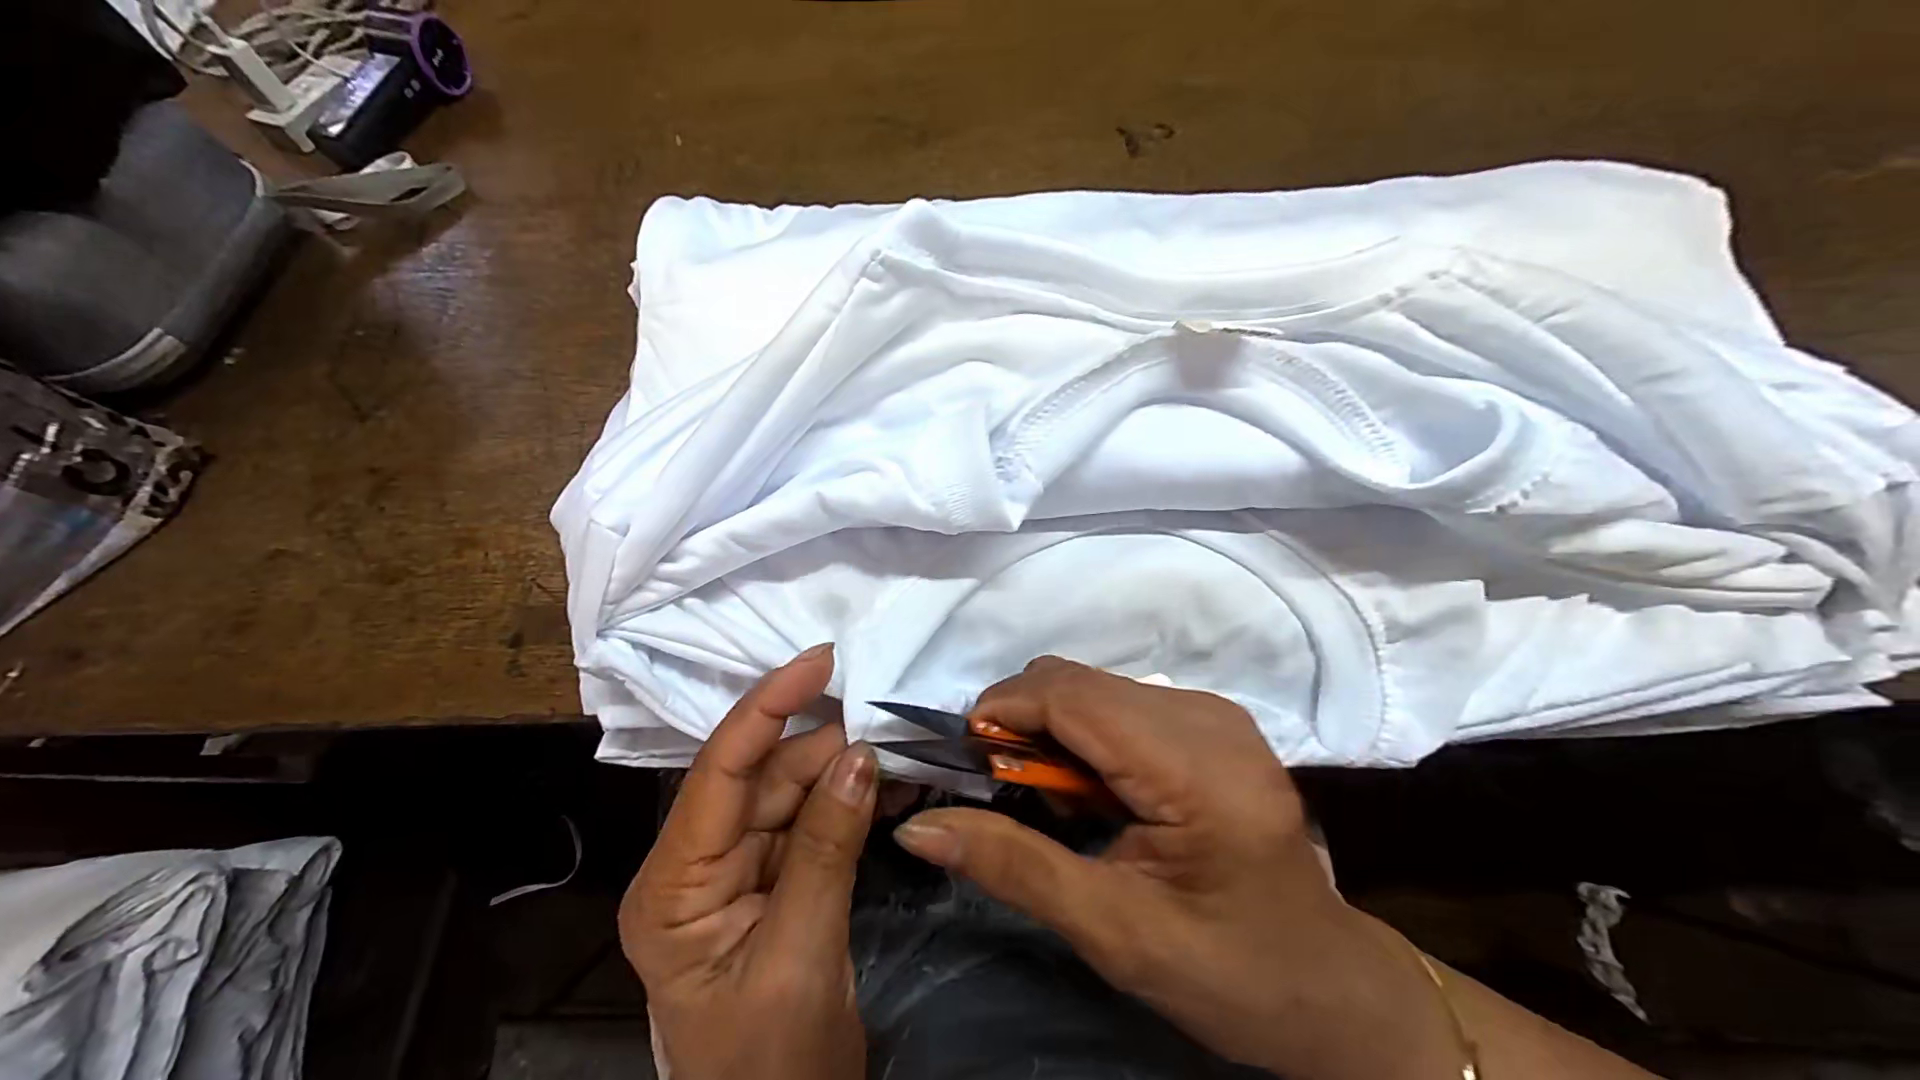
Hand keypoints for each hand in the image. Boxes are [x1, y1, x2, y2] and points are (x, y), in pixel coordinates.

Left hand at [618, 644, 877, 1079]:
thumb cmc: (770, 1063)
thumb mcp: (799, 958)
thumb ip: (826, 850)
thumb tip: (859, 755)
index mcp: (674, 884)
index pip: (717, 770)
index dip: (767, 707)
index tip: (820, 661)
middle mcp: (697, 865)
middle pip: (762, 778)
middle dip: (823, 745)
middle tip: (887, 718)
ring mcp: (736, 873)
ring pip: (791, 795)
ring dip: (842, 771)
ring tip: (897, 750)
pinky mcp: (772, 883)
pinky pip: (812, 825)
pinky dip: (849, 804)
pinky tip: (889, 786)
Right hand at [890, 657, 1463, 1079]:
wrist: (1326, 985)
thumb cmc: (1226, 972)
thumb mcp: (1112, 932)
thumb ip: (1013, 867)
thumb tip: (918, 826)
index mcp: (1197, 771)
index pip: (1074, 697)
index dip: (1004, 710)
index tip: (962, 758)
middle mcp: (1209, 719)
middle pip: (1080, 681)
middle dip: (1022, 721)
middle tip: (1001, 791)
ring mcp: (1215, 713)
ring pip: (1094, 686)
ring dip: (1051, 730)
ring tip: (1051, 804)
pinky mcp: (1212, 721)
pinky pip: (1120, 703)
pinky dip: (1083, 735)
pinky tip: (1093, 794)